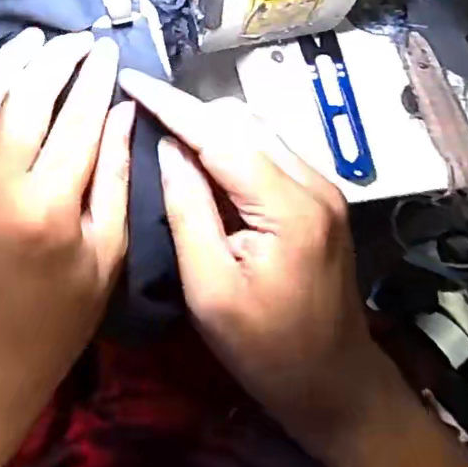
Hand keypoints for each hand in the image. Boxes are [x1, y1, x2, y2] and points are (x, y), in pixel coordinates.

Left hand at [0, 28, 134, 429]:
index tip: (106, 48)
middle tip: (76, 38)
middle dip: (56, 55)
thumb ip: (114, 173)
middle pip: (27, 92)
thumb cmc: (58, 313)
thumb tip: (121, 108)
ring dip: (10, 58)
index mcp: (47, 206)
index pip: (78, 117)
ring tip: (34, 39)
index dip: (95, 75)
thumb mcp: (106, 252)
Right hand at [117, 69, 388, 456]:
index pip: (219, 135)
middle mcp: (313, 183)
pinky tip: (200, 158)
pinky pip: (266, 147)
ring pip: (254, 127)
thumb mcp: (209, 289)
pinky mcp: (319, 195)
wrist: (337, 388)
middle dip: (187, 112)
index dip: (169, 103)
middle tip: (139, 116)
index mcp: (288, 207)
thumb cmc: (267, 350)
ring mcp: (322, 186)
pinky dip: (228, 142)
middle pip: (239, 121)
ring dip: (207, 125)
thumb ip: (186, 209)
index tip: (130, 78)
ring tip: (162, 132)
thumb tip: (167, 145)